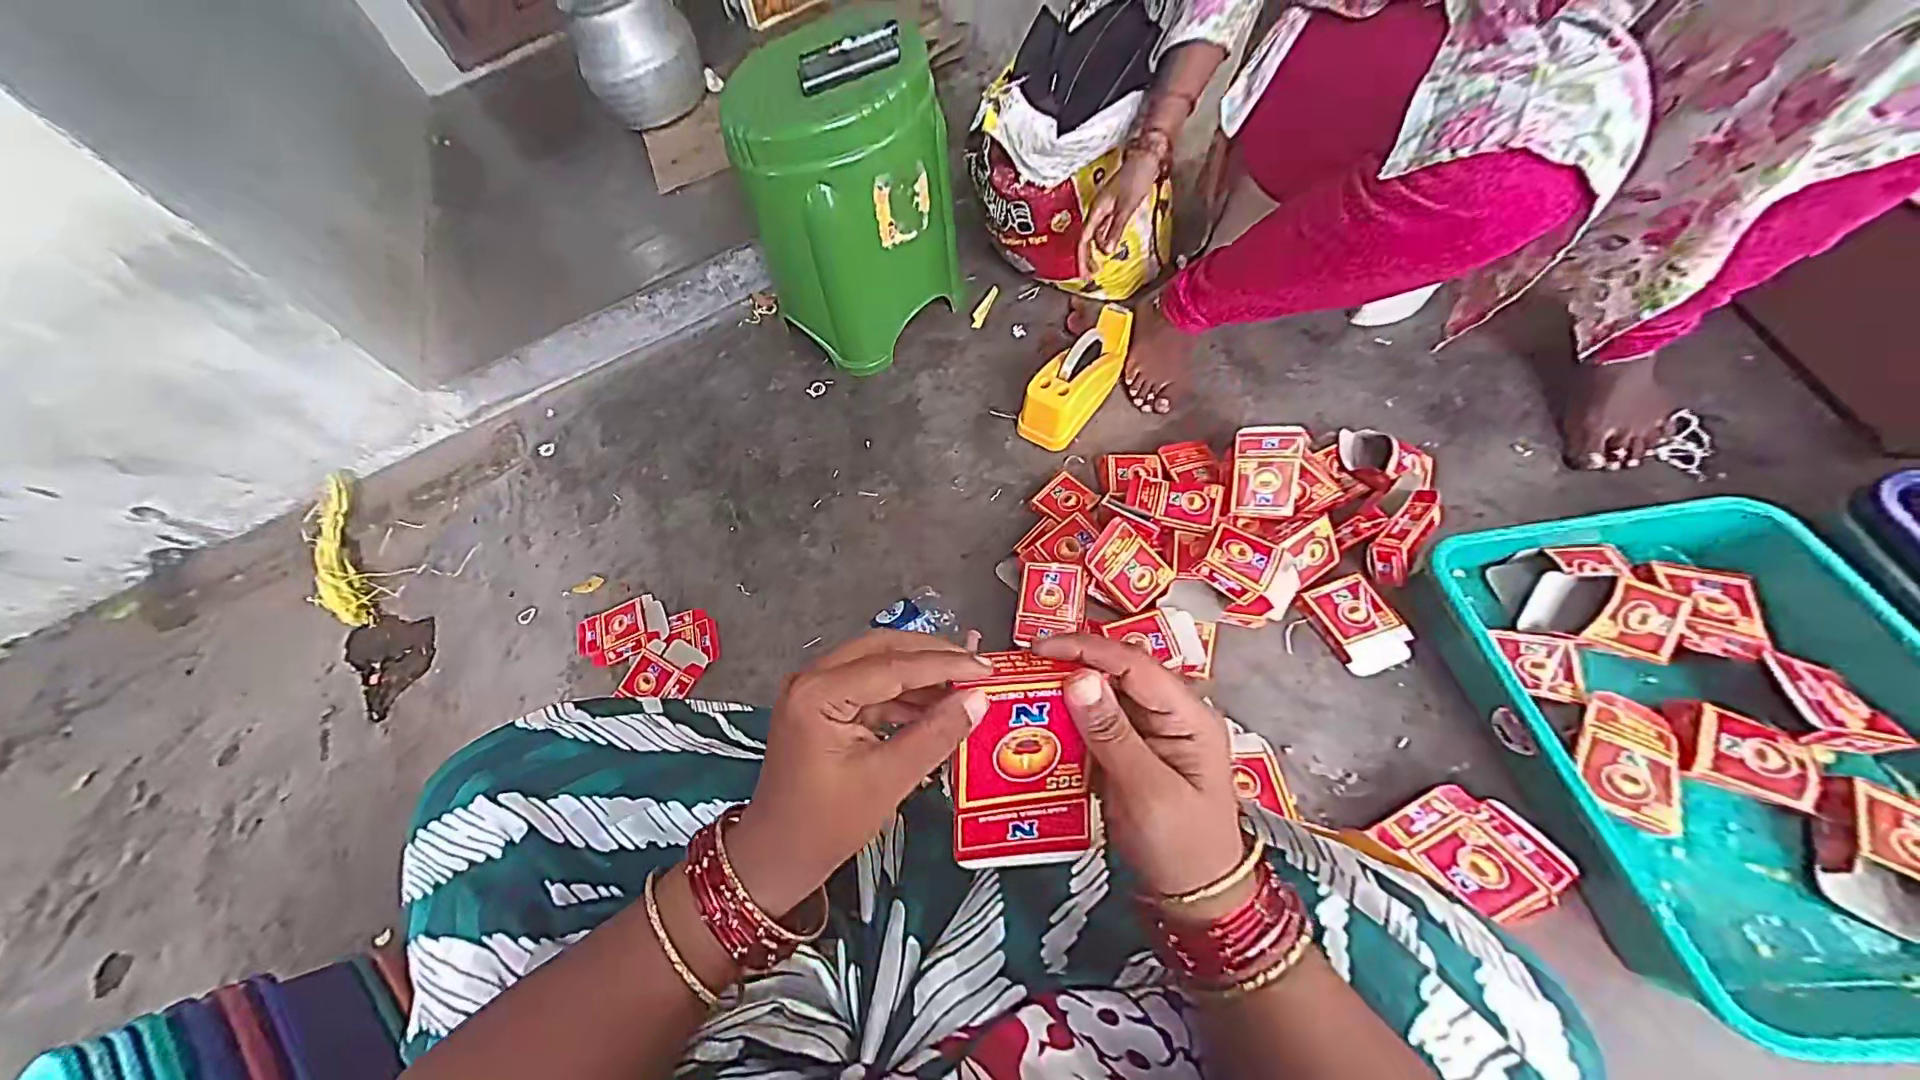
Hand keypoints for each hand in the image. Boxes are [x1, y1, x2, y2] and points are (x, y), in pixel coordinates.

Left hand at [726, 631, 990, 914]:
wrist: (778, 857)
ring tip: (964, 688)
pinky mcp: (823, 704)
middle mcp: (812, 678)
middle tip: (977, 668)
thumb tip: (978, 700)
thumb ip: (936, 735)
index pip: (894, 665)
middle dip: (933, 657)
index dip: (946, 664)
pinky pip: (871, 686)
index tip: (987, 668)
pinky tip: (935, 707)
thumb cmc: (825, 825)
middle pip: (884, 649)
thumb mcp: (887, 780)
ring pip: (879, 663)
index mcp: (818, 693)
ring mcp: (815, 689)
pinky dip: (904, 693)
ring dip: (920, 674)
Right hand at [1032, 635, 1245, 902]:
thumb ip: (1112, 735)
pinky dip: (1069, 717)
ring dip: (1067, 688)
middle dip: (1073, 663)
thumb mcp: (1149, 794)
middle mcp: (1170, 713)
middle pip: (1118, 672)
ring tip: (1027, 687)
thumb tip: (1078, 678)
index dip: (1087, 650)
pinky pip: (1096, 721)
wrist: (1194, 899)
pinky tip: (1043, 719)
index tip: (1041, 649)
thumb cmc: (1183, 849)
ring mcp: (1149, 731)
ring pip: (1104, 693)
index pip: (1135, 664)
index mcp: (1189, 716)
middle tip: (1026, 666)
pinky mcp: (1129, 748)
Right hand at [1078, 150, 1160, 276]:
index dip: (1083, 259)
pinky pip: (1106, 228)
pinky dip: (1107, 240)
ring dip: (1098, 249)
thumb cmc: (1137, 176)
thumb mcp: (1127, 207)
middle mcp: (1098, 210)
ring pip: (1097, 234)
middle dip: (1088, 258)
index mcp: (1097, 210)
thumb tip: (1106, 251)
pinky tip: (1112, 246)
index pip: (1084, 240)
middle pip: (1087, 239)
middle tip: (1093, 274)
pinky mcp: (1115, 206)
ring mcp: (1105, 208)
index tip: (1085, 275)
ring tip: (1102, 264)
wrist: (1148, 155)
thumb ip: (1115, 229)